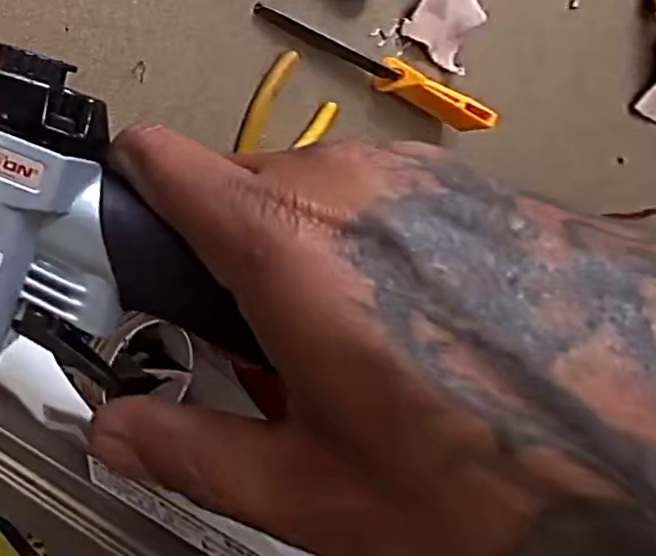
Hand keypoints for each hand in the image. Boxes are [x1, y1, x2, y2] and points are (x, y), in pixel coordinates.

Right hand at [88, 127, 655, 554]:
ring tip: (344, 331)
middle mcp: (339, 186)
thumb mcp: (334, 497)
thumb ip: (193, 451)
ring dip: (288, 242)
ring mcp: (417, 181)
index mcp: (278, 238)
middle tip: (249, 325)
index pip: (147, 155)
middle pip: (219, 182)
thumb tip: (112, 436)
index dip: (118, 186)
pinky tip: (421, 321)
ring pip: (295, 188)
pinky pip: (372, 196)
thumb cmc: (543, 500)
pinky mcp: (482, 190)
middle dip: (213, 244)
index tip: (124, 236)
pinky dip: (360, 241)